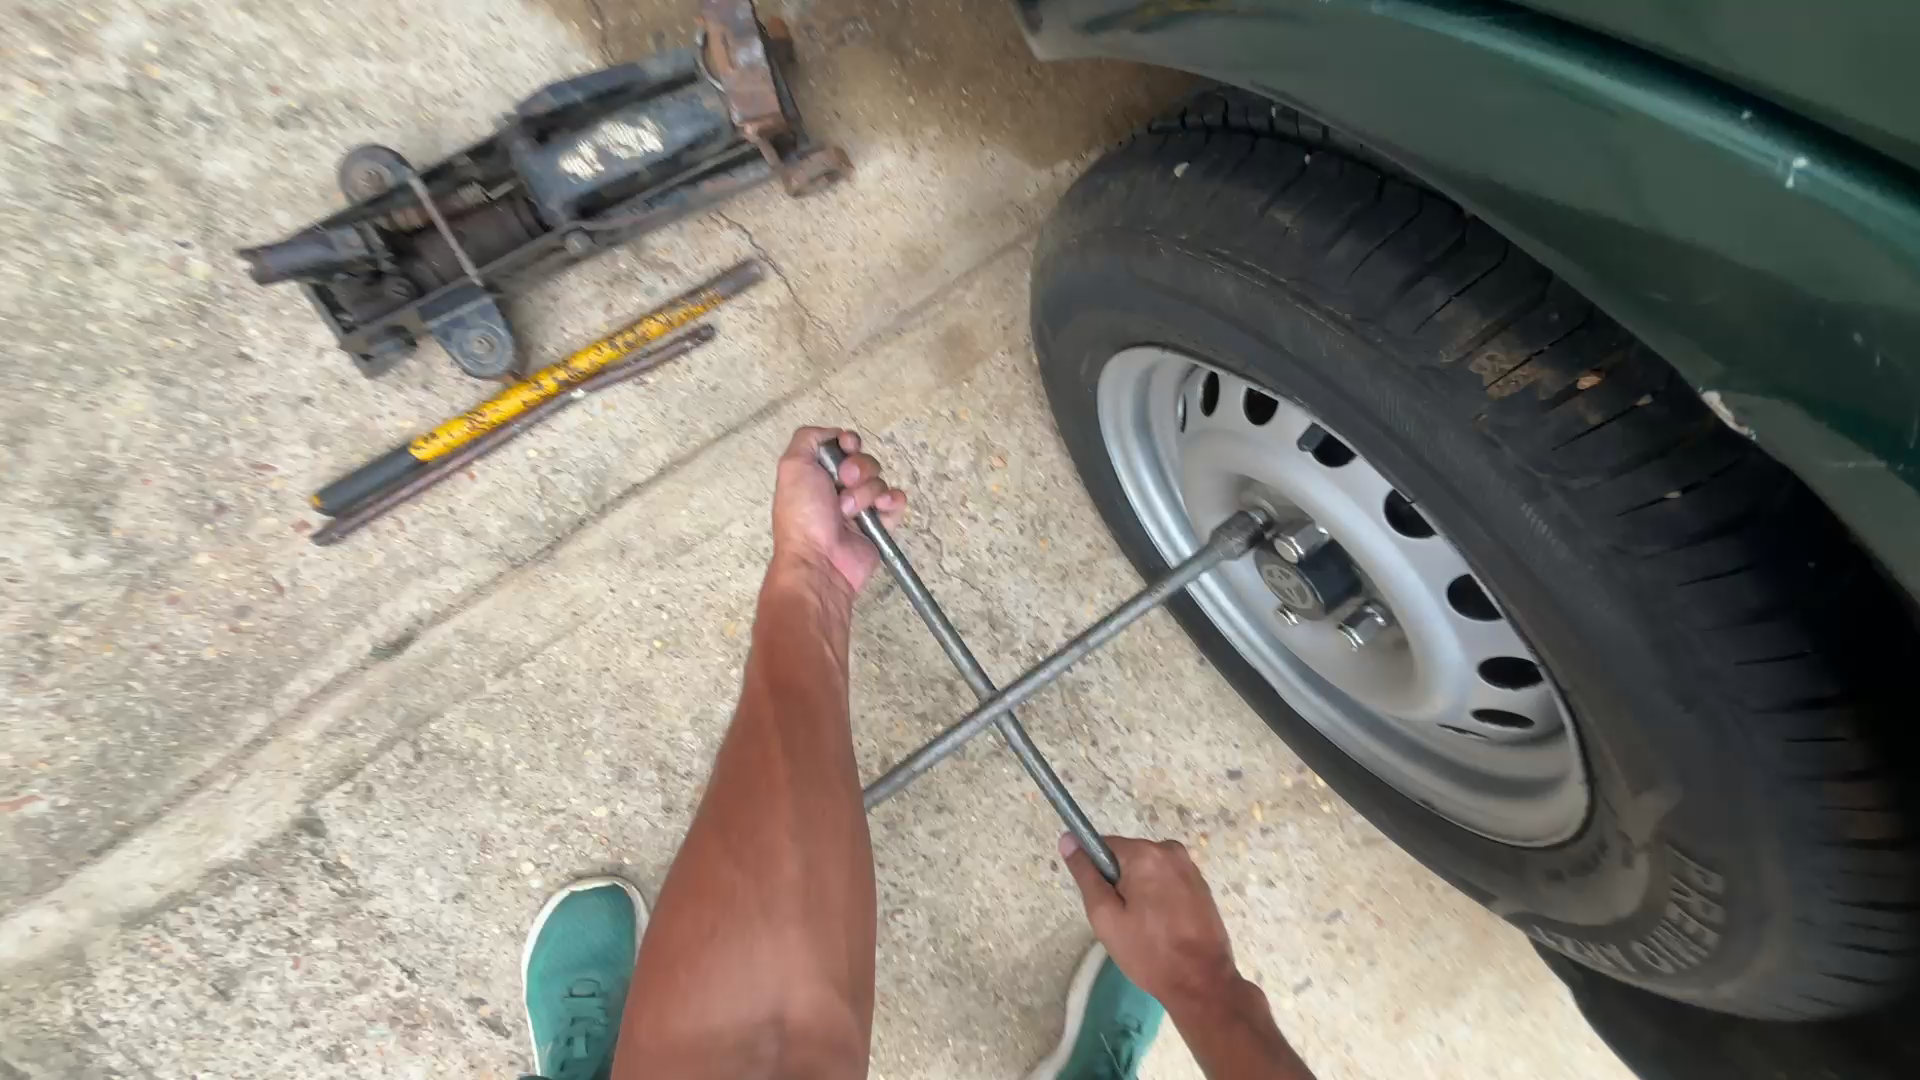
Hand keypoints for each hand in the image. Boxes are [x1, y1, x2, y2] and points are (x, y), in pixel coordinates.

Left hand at [771, 427, 906, 595]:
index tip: (846, 449)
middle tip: (843, 485)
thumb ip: (809, 438)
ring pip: (880, 480)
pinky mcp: (881, 525)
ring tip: (850, 511)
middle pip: (865, 460)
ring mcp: (862, 507)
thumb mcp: (793, 465)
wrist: (819, 559)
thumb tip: (836, 434)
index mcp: (820, 473)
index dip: (850, 443)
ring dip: (866, 493)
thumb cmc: (803, 514)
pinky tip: (879, 511)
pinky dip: (891, 503)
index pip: (846, 444)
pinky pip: (896, 502)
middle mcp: (840, 488)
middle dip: (858, 469)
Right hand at [1059, 834, 1243, 1010]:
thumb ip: (1085, 874)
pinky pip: (1167, 880)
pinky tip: (1164, 926)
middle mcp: (1169, 850)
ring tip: (1145, 927)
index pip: (1104, 846)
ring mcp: (1189, 866)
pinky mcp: (1201, 884)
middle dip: (1120, 883)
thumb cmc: (1148, 951)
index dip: (1098, 873)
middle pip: (1128, 857)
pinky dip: (1160, 897)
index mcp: (1144, 853)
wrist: (1202, 984)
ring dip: (1141, 890)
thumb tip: (1067, 839)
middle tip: (1123, 920)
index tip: (1105, 903)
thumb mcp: (1105, 916)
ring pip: (1147, 870)